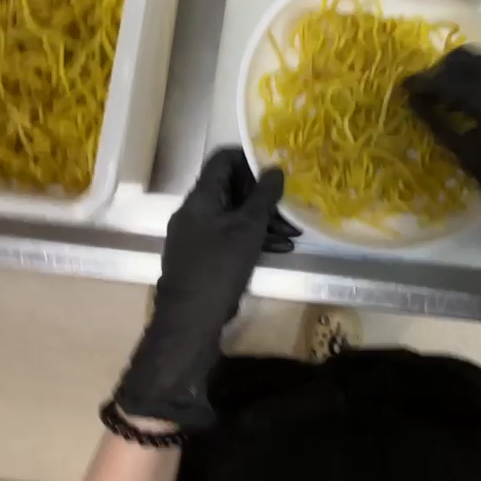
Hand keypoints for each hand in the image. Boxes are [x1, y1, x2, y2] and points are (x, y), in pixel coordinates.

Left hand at [110, 147, 298, 427]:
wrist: (189, 322)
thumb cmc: (218, 269)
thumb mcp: (247, 229)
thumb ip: (263, 197)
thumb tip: (276, 168)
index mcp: (200, 198)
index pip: (222, 159)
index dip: (250, 159)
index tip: (276, 172)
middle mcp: (194, 212)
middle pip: (230, 188)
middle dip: (263, 197)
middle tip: (289, 210)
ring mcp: (195, 236)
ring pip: (232, 215)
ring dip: (262, 221)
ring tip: (291, 235)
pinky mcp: (201, 258)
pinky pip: (228, 236)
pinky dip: (251, 238)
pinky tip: (277, 250)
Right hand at [406, 47, 480, 303]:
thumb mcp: (465, 155)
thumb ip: (438, 123)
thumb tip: (415, 102)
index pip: (447, 79)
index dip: (423, 81)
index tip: (407, 87)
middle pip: (471, 58)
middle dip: (447, 68)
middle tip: (433, 87)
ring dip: (472, 73)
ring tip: (459, 95)